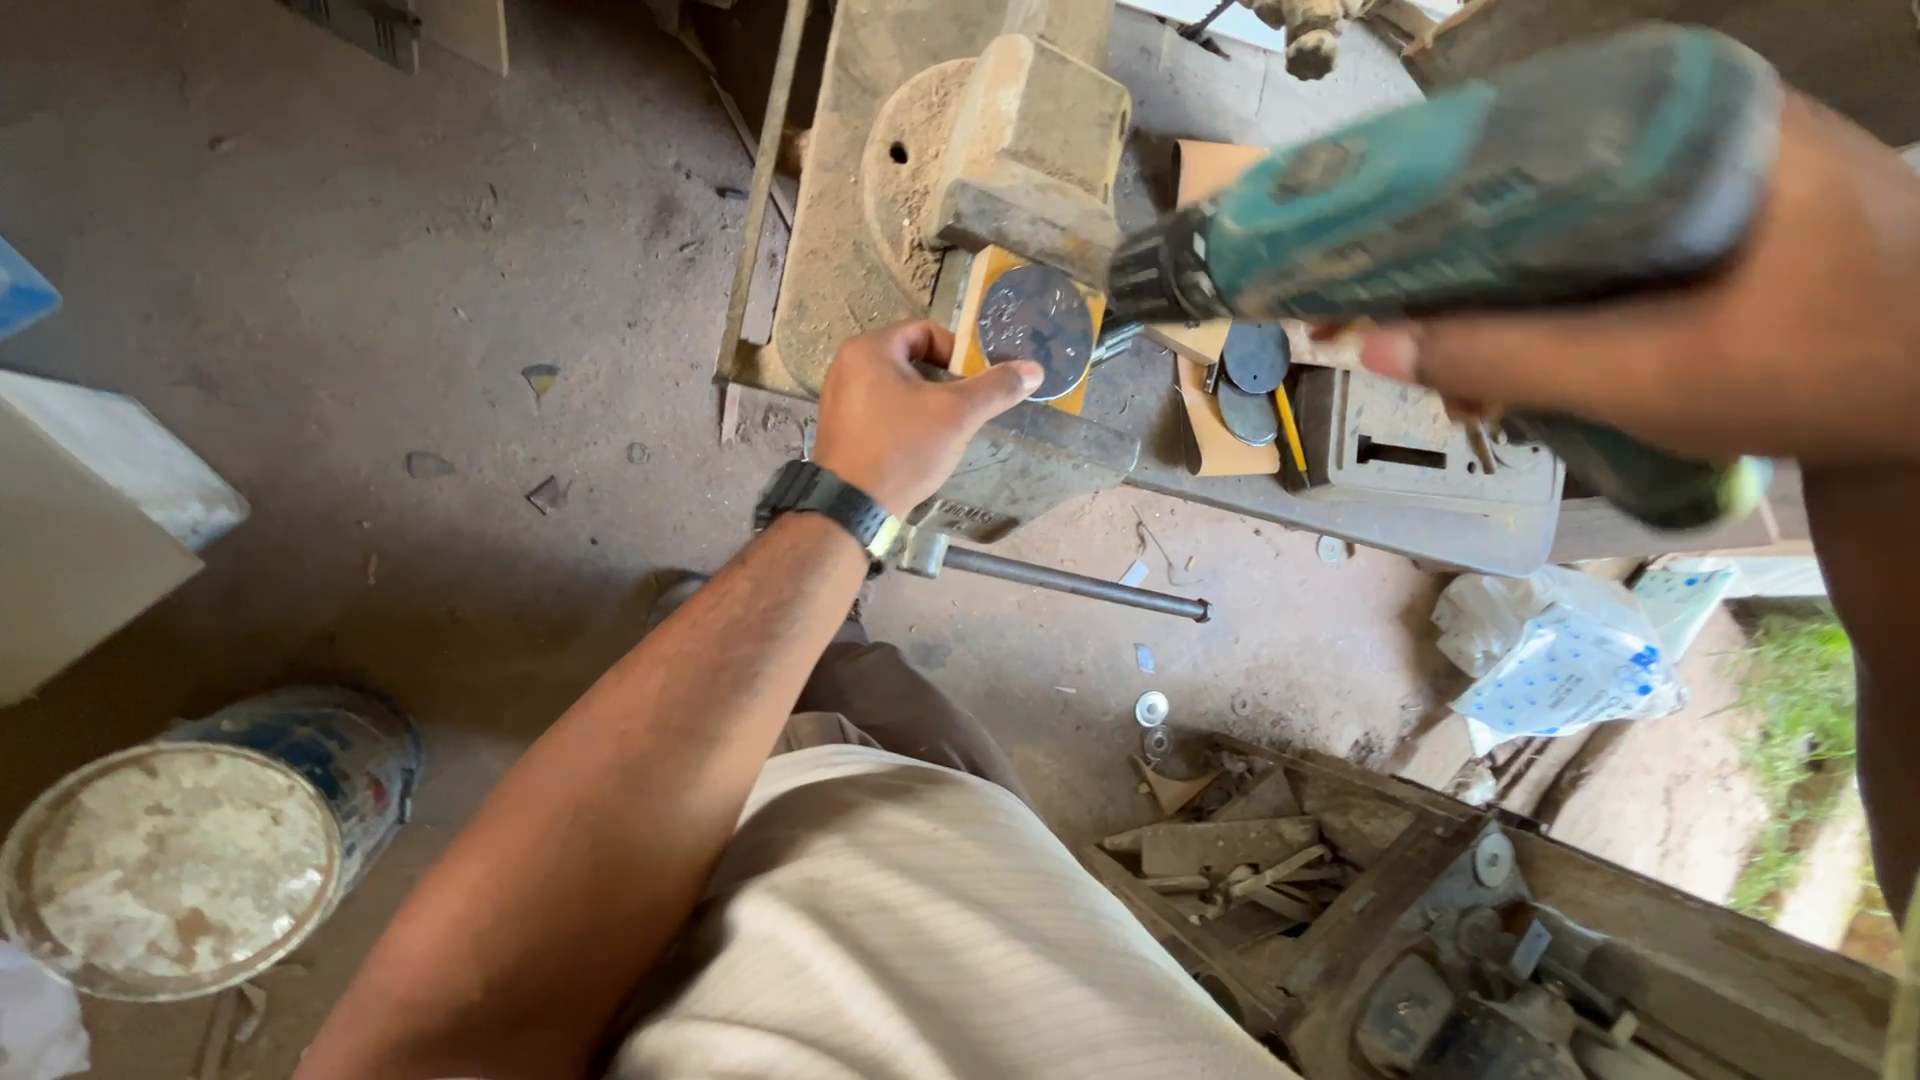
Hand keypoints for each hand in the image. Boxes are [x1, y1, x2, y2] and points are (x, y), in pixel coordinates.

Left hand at [812, 320, 1042, 515]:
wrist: (853, 508)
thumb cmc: (903, 450)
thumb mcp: (957, 415)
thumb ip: (995, 388)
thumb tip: (1034, 369)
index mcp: (869, 349)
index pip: (925, 332)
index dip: (957, 354)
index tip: (974, 383)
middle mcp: (846, 366)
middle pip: (910, 360)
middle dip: (943, 383)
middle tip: (964, 410)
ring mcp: (839, 399)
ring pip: (897, 388)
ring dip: (926, 404)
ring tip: (944, 432)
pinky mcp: (840, 429)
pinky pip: (880, 412)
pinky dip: (904, 422)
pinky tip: (918, 448)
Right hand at [1355, 93, 1919, 465]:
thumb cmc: (1832, 372)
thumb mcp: (1651, 375)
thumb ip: (1508, 358)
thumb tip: (1371, 346)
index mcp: (1690, 126)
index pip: (1510, 142)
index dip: (1418, 204)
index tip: (1357, 260)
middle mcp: (1679, 138)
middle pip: (1508, 197)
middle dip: (1439, 279)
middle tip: (1382, 335)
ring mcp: (1679, 191)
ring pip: (1532, 242)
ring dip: (1476, 315)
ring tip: (1452, 387)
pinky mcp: (1678, 240)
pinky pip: (1567, 272)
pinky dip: (1523, 323)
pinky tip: (1504, 380)